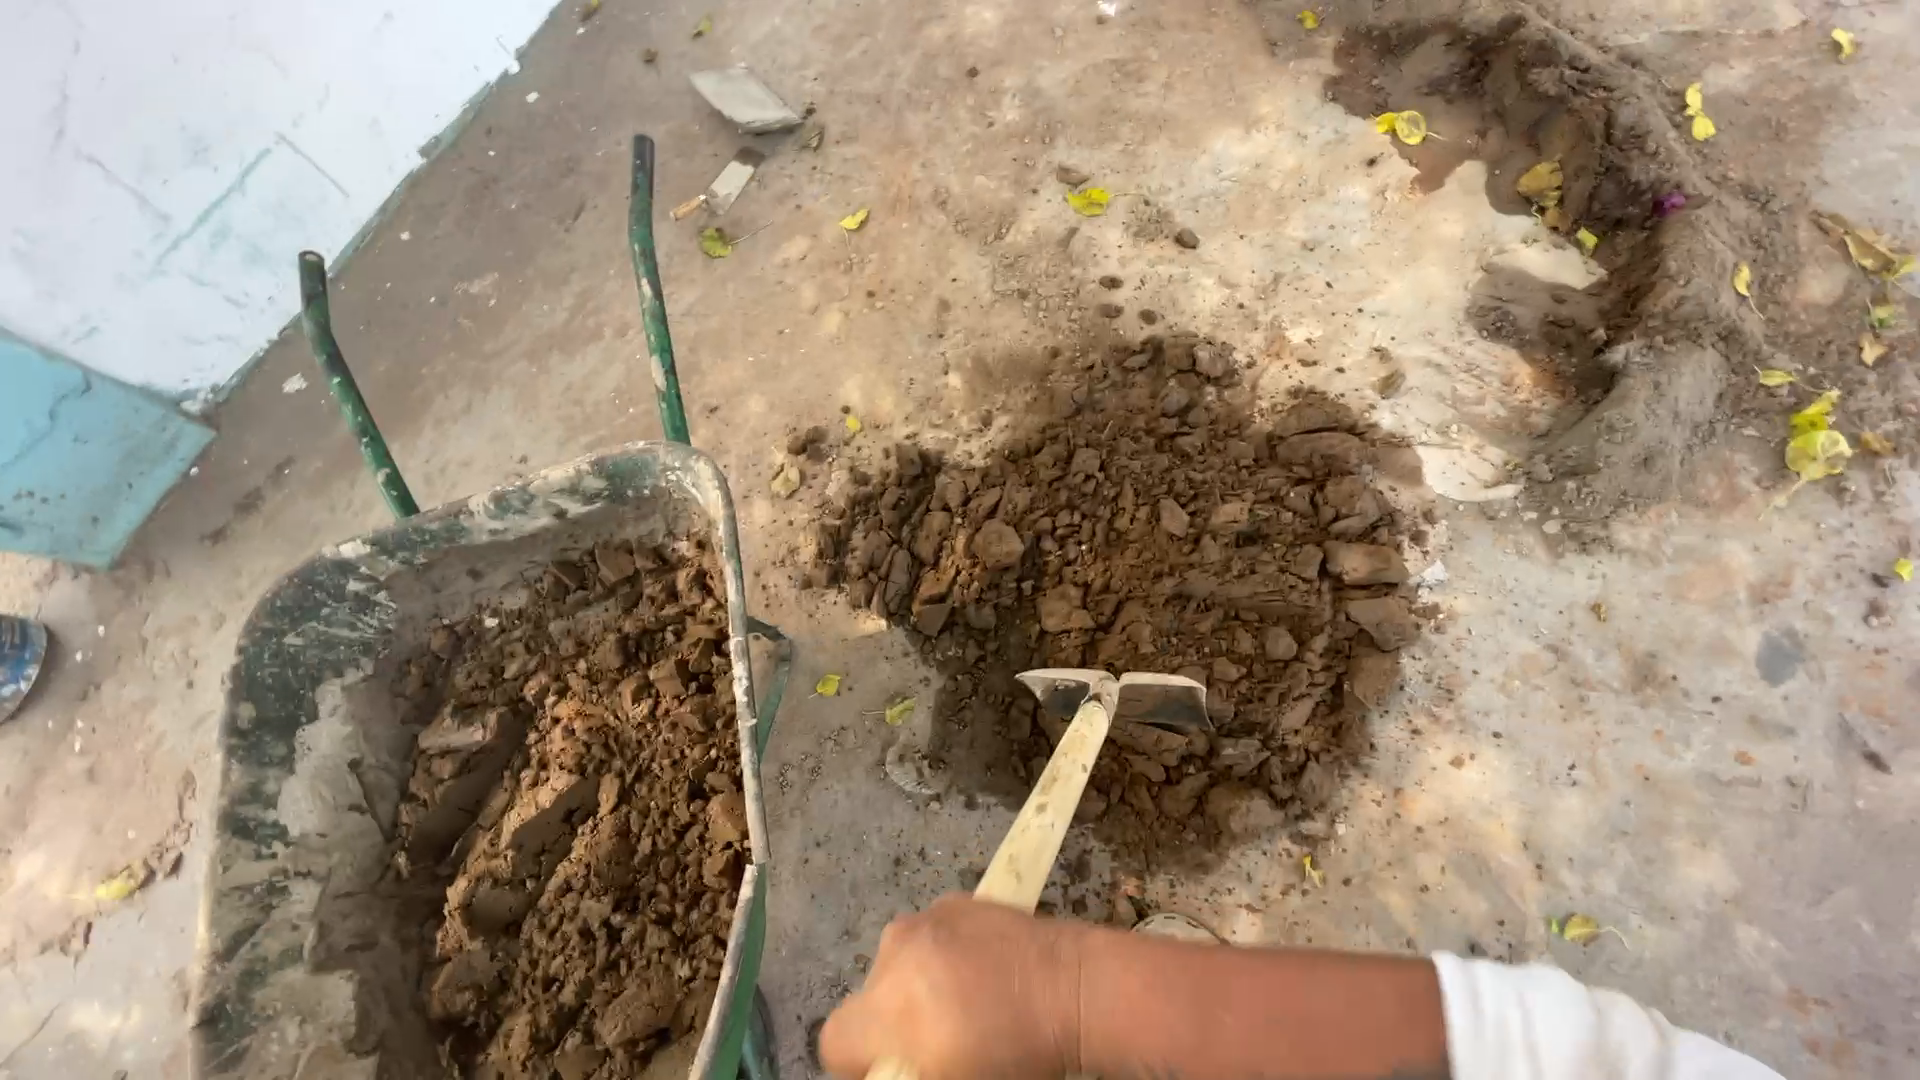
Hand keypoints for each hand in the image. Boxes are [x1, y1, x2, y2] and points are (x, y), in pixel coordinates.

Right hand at [820, 894, 1087, 1079]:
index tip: (891, 1070)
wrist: (1073, 987)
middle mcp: (896, 951)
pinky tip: (977, 969)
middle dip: (890, 1022)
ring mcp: (925, 917)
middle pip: (868, 997)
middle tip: (934, 1041)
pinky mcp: (952, 900)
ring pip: (896, 962)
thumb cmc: (1016, 1052)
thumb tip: (890, 1067)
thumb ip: (906, 1071)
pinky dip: (938, 953)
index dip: (856, 1064)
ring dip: (913, 984)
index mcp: (890, 1005)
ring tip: (961, 1000)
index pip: (835, 1039)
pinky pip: (926, 936)